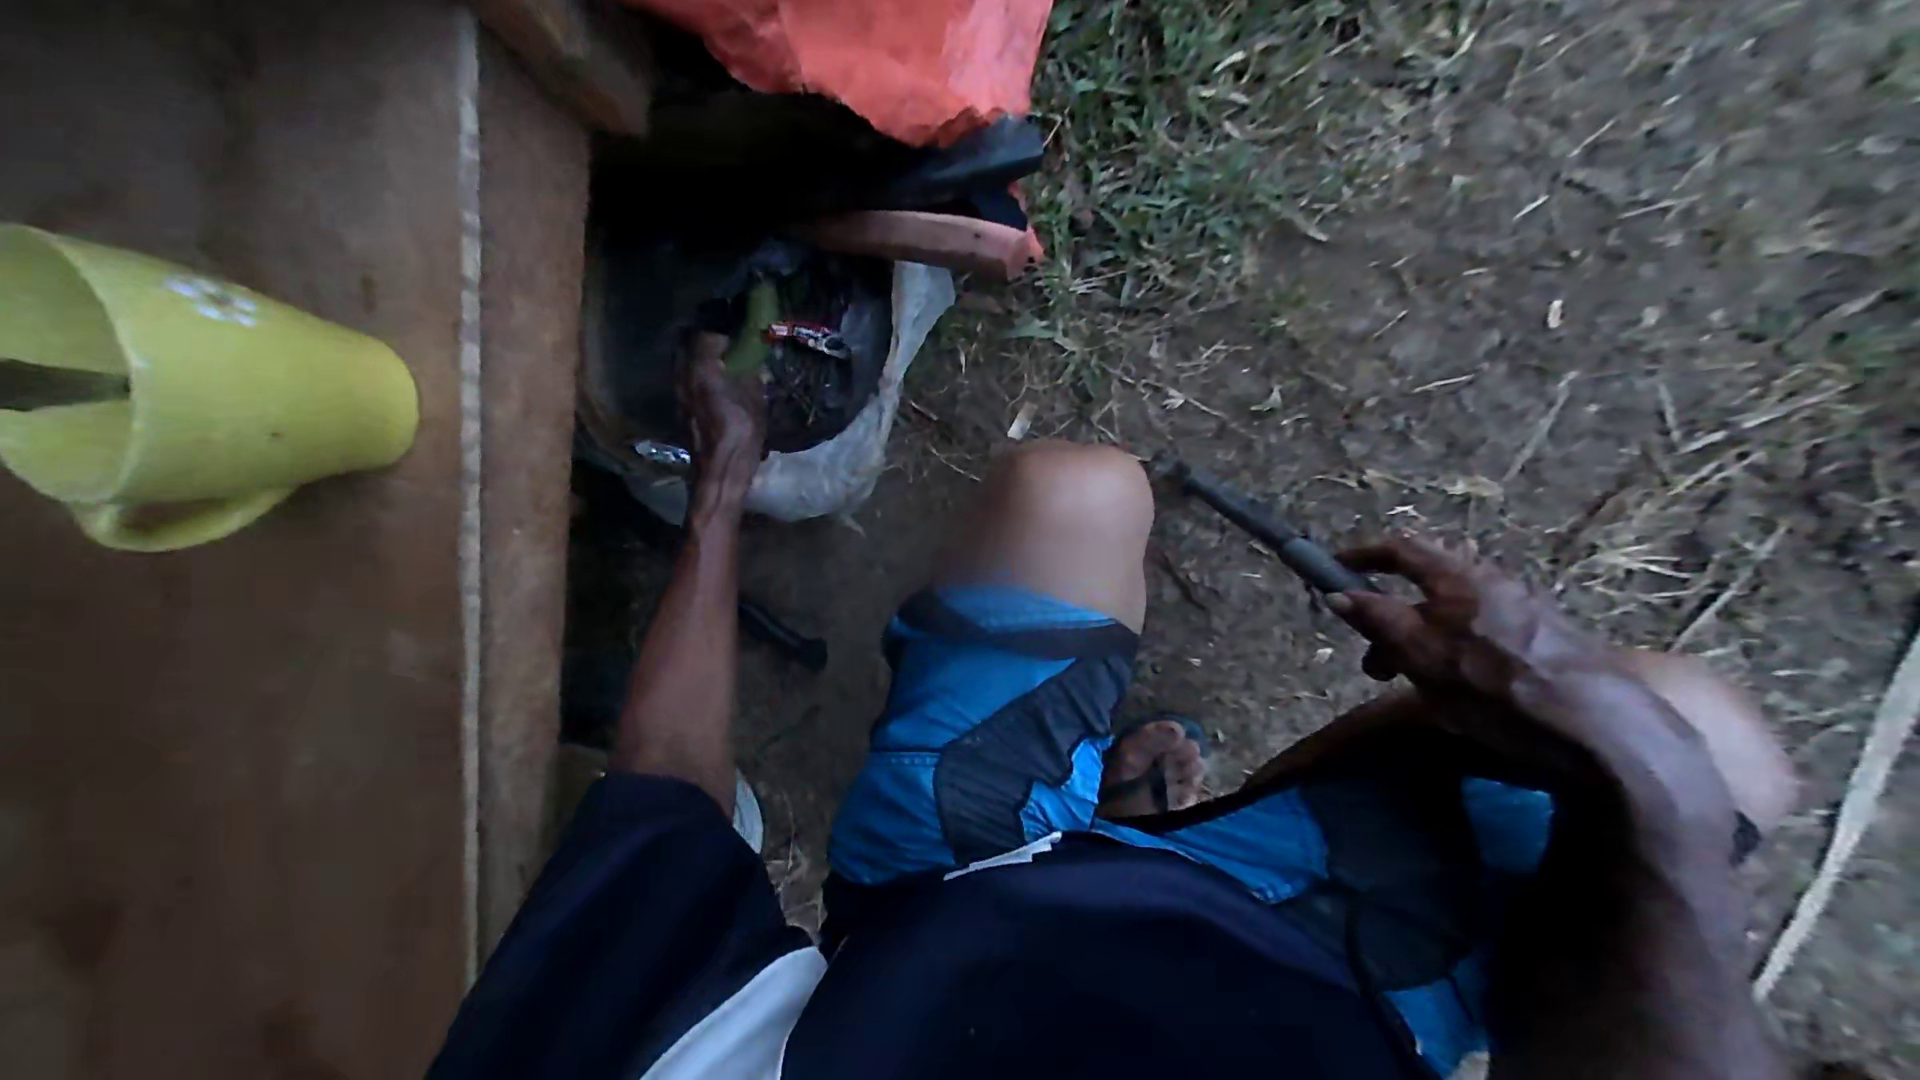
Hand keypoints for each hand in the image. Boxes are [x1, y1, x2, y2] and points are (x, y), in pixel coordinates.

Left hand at [679, 332, 765, 512]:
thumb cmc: (741, 432)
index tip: (740, 327)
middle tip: (731, 341)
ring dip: (703, 357)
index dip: (724, 326)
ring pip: (686, 361)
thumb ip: (751, 372)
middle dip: (709, 338)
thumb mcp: (755, 398)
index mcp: (702, 365)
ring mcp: (678, 390)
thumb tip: (752, 357)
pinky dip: (701, 374)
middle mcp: (683, 372)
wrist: (719, 469)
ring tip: (726, 361)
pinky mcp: (680, 405)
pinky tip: (718, 383)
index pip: (707, 330)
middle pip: (690, 342)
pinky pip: (688, 378)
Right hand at [1329, 533, 1610, 701]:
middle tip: (1374, 662)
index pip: (1402, 548)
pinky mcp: (1549, 644)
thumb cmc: (1494, 684)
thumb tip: (1337, 595)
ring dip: (1420, 644)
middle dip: (1390, 621)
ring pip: (1453, 619)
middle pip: (1426, 589)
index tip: (1335, 567)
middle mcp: (1495, 584)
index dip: (1364, 554)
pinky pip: (1482, 639)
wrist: (1603, 733)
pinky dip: (1453, 656)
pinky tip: (1459, 695)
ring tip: (1415, 686)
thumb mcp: (1418, 652)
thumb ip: (1375, 619)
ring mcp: (1527, 614)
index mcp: (1461, 577)